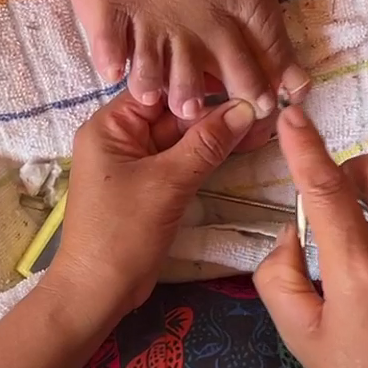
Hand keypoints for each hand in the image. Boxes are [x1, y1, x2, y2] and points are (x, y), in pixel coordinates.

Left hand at [45, 92, 257, 320]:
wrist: (99, 290)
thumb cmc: (121, 233)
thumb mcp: (166, 184)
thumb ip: (206, 144)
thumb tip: (246, 109)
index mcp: (109, 126)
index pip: (160, 88)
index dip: (203, 83)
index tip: (246, 77)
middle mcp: (120, 137)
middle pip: (174, 112)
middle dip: (218, 110)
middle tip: (268, 102)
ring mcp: (135, 162)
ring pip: (181, 138)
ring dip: (218, 133)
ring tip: (265, 121)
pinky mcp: (149, 185)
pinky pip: (181, 161)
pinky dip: (209, 155)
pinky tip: (244, 144)